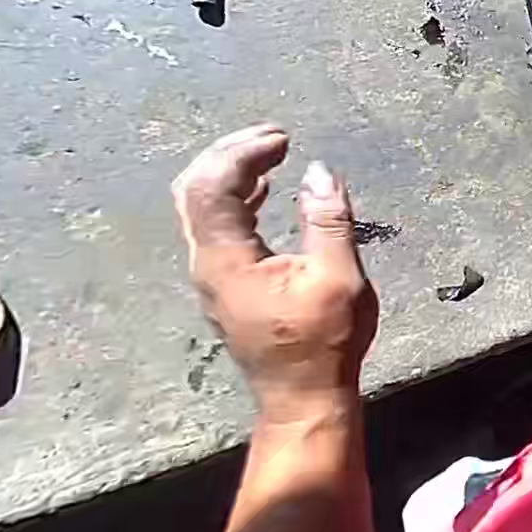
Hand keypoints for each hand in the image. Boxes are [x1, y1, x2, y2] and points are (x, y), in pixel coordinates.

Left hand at [172, 124, 377, 422]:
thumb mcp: (338, 278)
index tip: (284, 139)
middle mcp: (206, 263)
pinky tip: (264, 190)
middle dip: (230, 153)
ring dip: (231, 173)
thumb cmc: (324, 341)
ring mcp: (212, 274)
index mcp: (227, 259)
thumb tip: (320, 172)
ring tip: (271, 152)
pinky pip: (216, 225)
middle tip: (274, 137)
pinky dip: (236, 197)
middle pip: (193, 190)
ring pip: (200, 207)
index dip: (244, 152)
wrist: (303, 395)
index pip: (214, 186)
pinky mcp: (226, 282)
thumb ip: (329, 222)